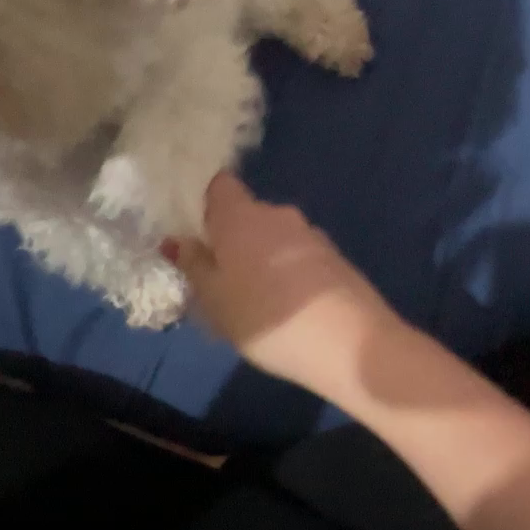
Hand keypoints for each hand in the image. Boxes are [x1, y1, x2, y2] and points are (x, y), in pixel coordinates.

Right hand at [171, 174, 402, 392]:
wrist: (351, 342)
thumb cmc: (266, 318)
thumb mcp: (213, 300)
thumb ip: (194, 265)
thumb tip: (178, 239)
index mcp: (243, 216)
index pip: (219, 187)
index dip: (205, 205)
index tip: (194, 235)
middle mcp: (280, 215)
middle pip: (247, 216)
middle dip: (232, 241)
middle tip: (218, 282)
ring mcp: (313, 236)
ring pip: (274, 239)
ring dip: (261, 260)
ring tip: (252, 303)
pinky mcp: (336, 259)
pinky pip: (298, 257)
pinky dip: (288, 274)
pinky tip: (287, 308)